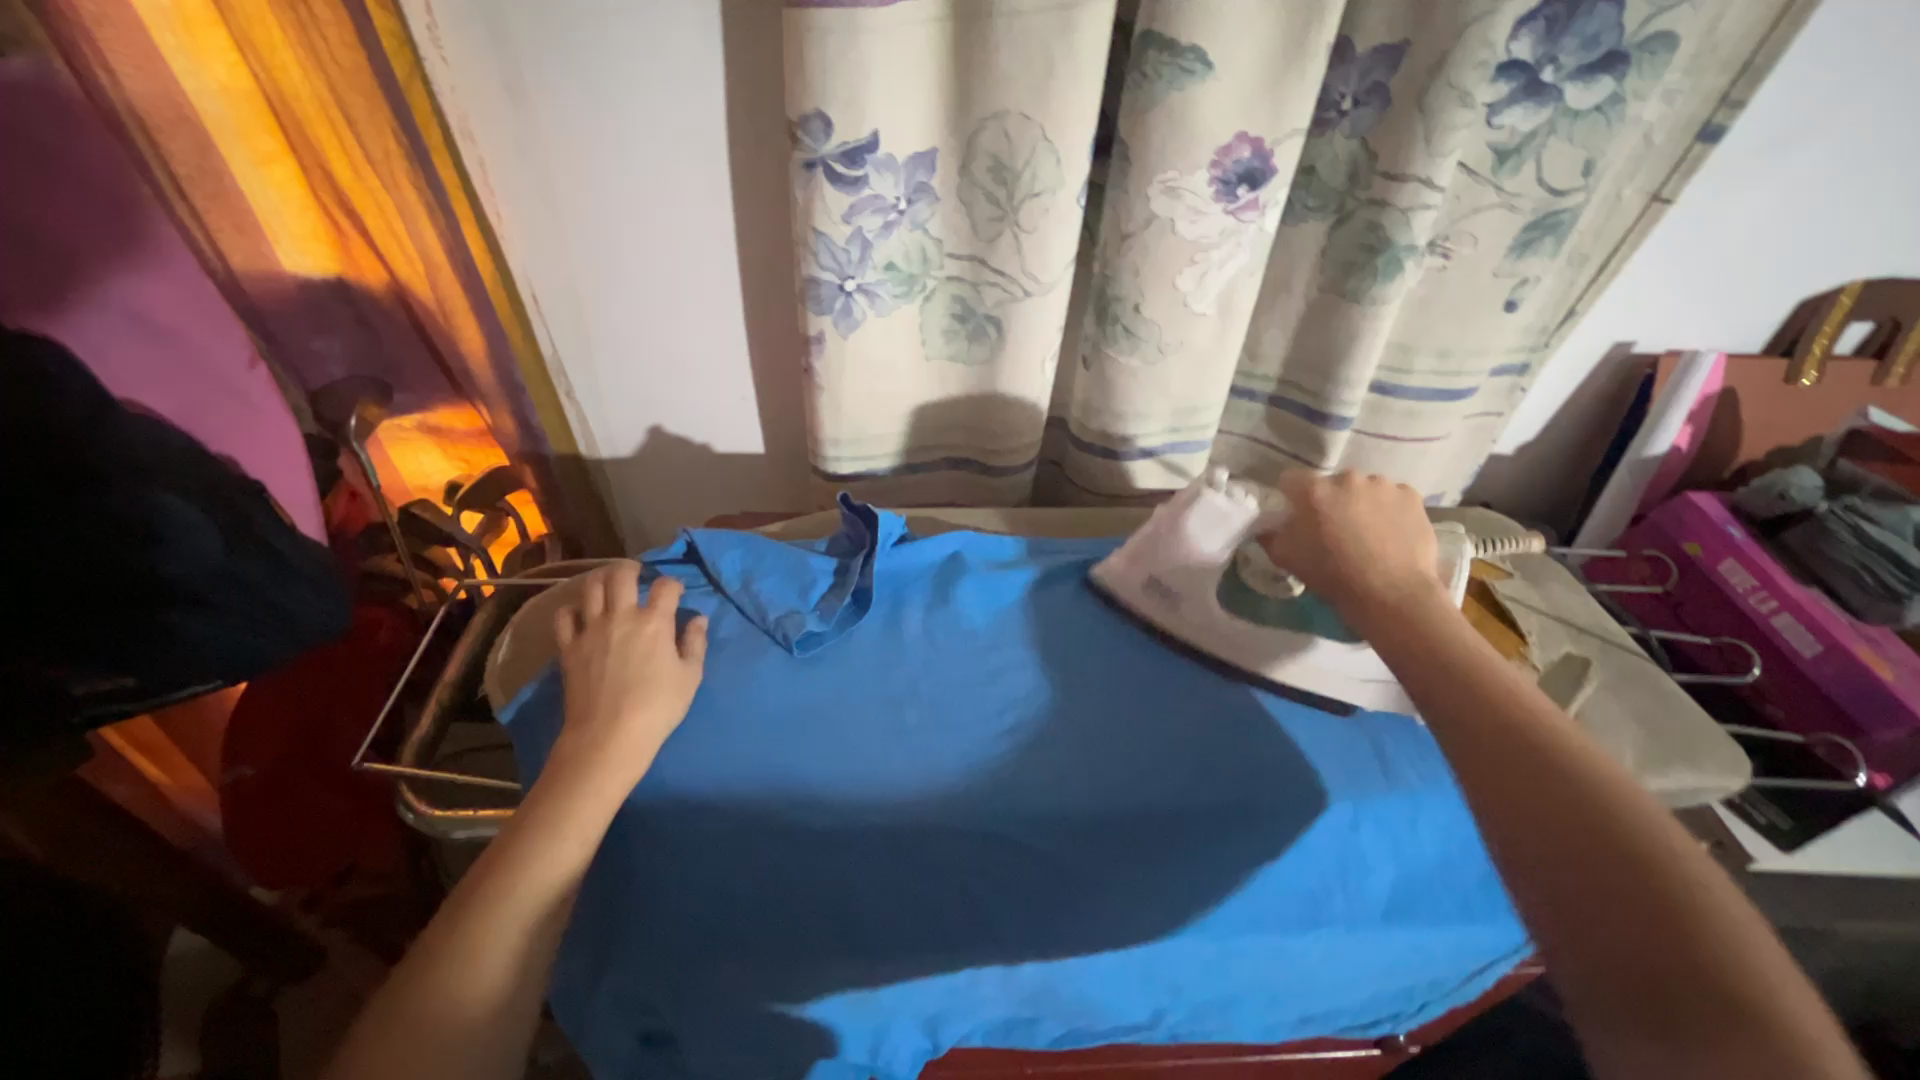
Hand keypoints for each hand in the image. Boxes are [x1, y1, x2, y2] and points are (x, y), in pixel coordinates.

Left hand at [549, 561, 706, 788]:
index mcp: (654, 622)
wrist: (608, 735)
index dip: (673, 584)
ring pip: (591, 587)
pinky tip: (581, 614)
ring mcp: (590, 629)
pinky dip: (573, 609)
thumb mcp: (690, 677)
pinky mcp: (569, 646)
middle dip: (631, 568)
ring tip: (609, 585)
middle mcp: (621, 616)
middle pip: (621, 575)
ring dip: (602, 580)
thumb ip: (695, 643)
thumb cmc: (658, 707)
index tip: (676, 593)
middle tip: (637, 573)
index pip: (665, 586)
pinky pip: (564, 615)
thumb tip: (698, 619)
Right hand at [1258, 469, 1446, 631]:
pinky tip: (1390, 534)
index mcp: (1314, 491)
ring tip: (1367, 534)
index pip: (1291, 479)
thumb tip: (1266, 526)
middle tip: (1334, 529)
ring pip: (1364, 489)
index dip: (1290, 496)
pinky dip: (1389, 510)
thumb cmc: (1333, 575)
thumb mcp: (1286, 559)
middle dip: (1330, 501)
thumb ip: (1271, 535)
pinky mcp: (1411, 496)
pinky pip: (1393, 497)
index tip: (1295, 515)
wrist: (1391, 594)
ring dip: (1361, 504)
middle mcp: (1348, 478)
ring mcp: (1383, 485)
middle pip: (1331, 484)